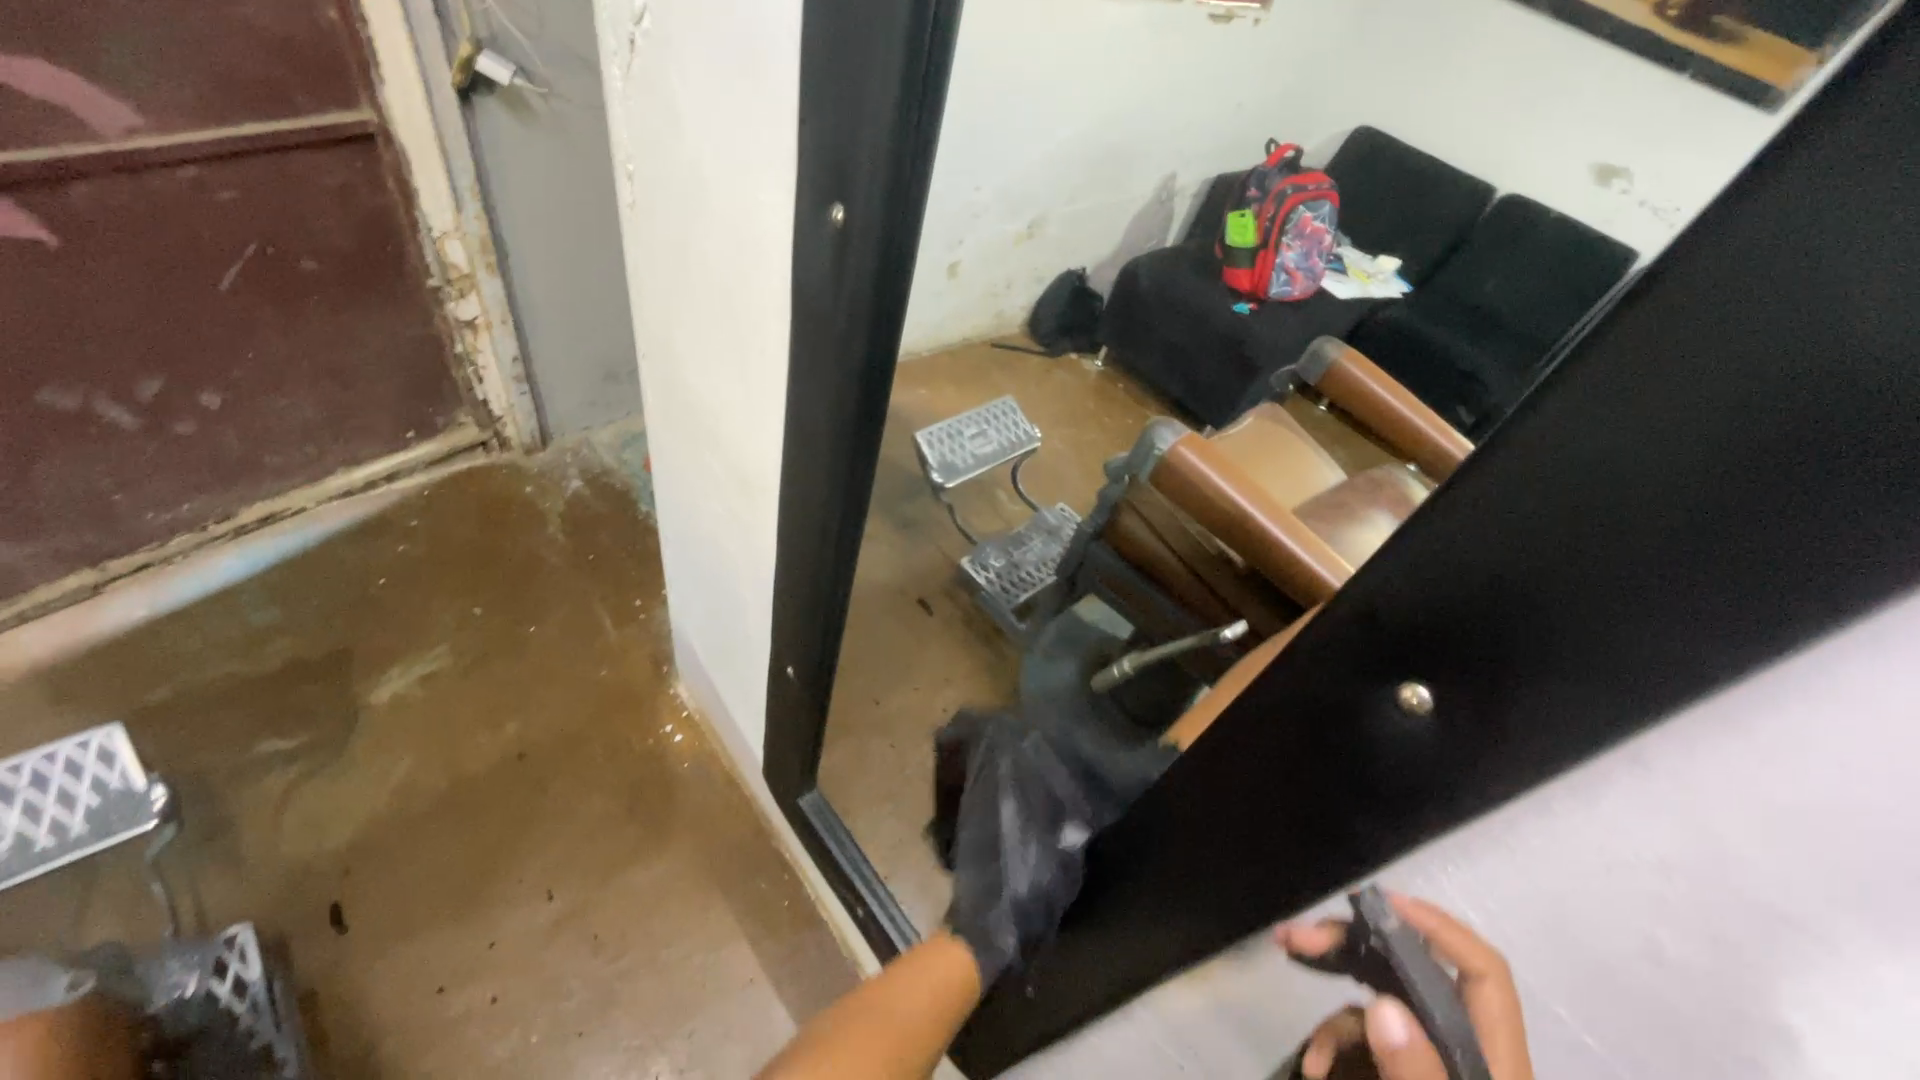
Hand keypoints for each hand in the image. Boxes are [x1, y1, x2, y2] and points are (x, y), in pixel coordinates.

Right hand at [1275, 894, 1533, 1079]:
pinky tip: (1315, 1072)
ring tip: (1305, 1040)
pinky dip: (1333, 1047)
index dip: (1439, 930)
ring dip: (1334, 1012)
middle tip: (1298, 937)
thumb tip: (1382, 1006)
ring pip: (1380, 1008)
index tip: (1380, 906)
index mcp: (1495, 1063)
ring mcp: (1429, 1066)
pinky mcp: (1400, 1078)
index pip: (1482, 975)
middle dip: (1355, 950)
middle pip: (1416, 976)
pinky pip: (1364, 1044)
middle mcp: (1463, 1052)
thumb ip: (1419, 1078)